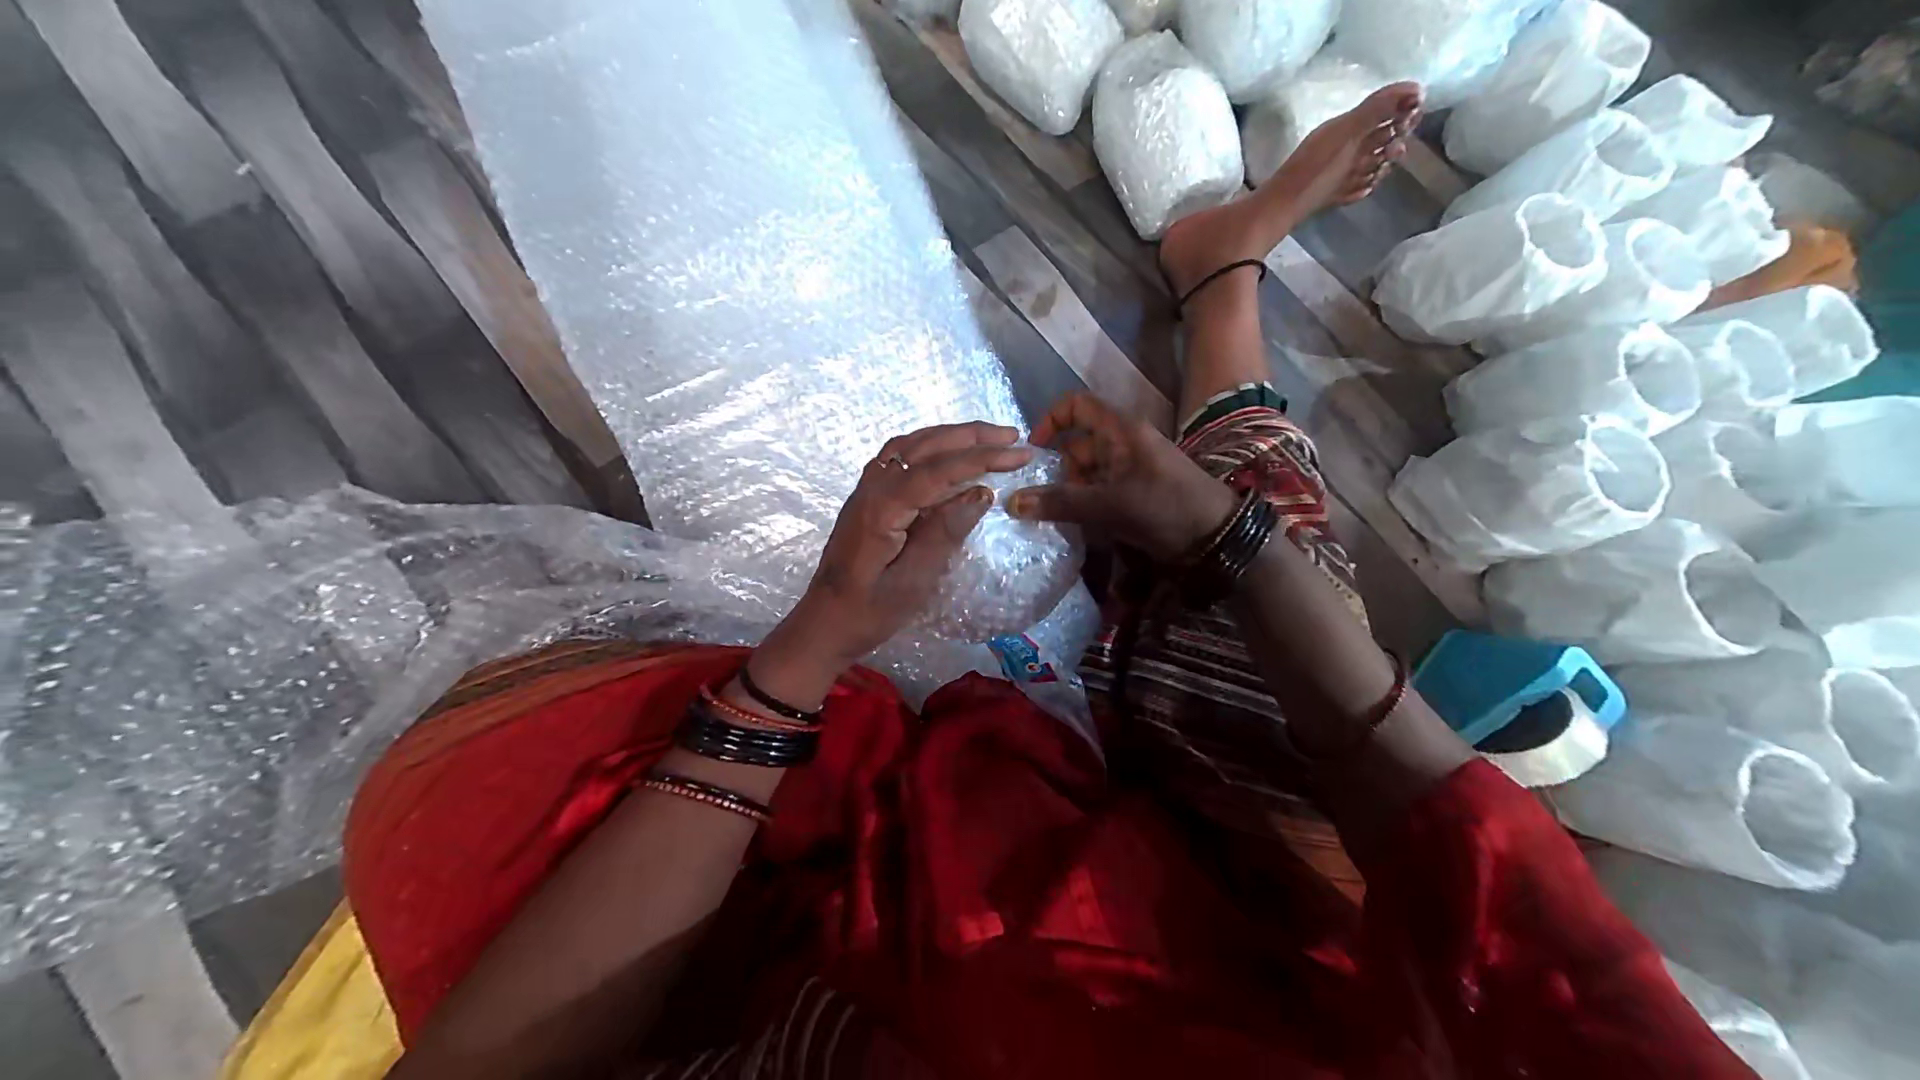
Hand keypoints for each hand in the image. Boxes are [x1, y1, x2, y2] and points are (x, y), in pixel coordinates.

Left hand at [750, 422, 1033, 706]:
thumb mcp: (913, 583)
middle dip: (970, 436)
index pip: (937, 470)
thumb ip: (944, 533)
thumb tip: (981, 493)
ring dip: (950, 436)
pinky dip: (929, 446)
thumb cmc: (868, 613)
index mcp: (881, 509)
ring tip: (988, 437)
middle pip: (923, 447)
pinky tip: (948, 453)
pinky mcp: (866, 498)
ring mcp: (865, 490)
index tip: (1018, 454)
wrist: (823, 625)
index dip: (981, 458)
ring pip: (910, 446)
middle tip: (1012, 436)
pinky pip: (899, 458)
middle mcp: (870, 489)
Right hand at [1007, 393, 1235, 560]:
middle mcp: (1123, 443)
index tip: (1034, 451)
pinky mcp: (1134, 493)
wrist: (1217, 537)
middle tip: (1041, 499)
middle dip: (1057, 470)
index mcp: (1120, 430)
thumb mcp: (1110, 505)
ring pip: (1087, 471)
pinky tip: (1075, 525)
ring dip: (1069, 491)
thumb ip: (1061, 502)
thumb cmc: (1166, 508)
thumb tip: (1012, 502)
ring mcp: (1130, 469)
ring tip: (1056, 517)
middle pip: (1077, 444)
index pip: (1077, 405)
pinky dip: (1085, 504)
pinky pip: (1099, 490)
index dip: (1051, 420)